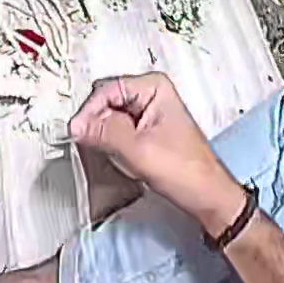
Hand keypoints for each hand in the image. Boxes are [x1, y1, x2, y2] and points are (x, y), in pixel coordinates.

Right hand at [70, 72, 247, 233]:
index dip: (91, 110)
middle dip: (96, 120)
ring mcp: (148, 108)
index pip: (109, 88)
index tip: (76, 132)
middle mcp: (150, 91)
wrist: (207, 196)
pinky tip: (113, 153)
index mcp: (153, 85)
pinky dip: (110, 139)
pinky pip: (118, 126)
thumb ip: (106, 133)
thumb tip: (76, 124)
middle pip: (108, 98)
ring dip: (102, 131)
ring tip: (102, 150)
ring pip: (111, 114)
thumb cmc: (183, 170)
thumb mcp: (139, 151)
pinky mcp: (146, 126)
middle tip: (87, 143)